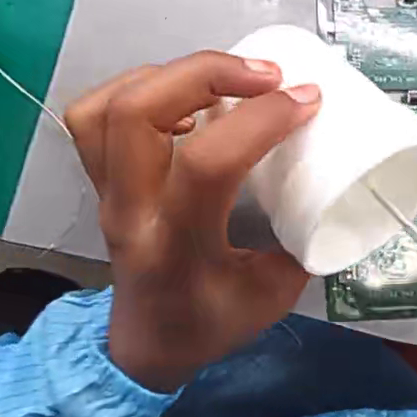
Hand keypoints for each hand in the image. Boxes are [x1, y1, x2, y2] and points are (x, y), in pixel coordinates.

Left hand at [64, 52, 321, 392]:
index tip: (306, 100)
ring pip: (108, 106)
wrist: (146, 344)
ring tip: (221, 80)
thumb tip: (323, 168)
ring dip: (170, 75)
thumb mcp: (273, 295)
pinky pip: (93, 114)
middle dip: (205, 73)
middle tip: (265, 75)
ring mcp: (106, 192)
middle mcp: (130, 212)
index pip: (205, 164)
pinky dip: (136, 86)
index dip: (260, 119)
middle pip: (137, 113)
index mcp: (176, 247)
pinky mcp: (100, 179)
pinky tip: (178, 96)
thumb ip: (298, 236)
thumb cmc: (210, 323)